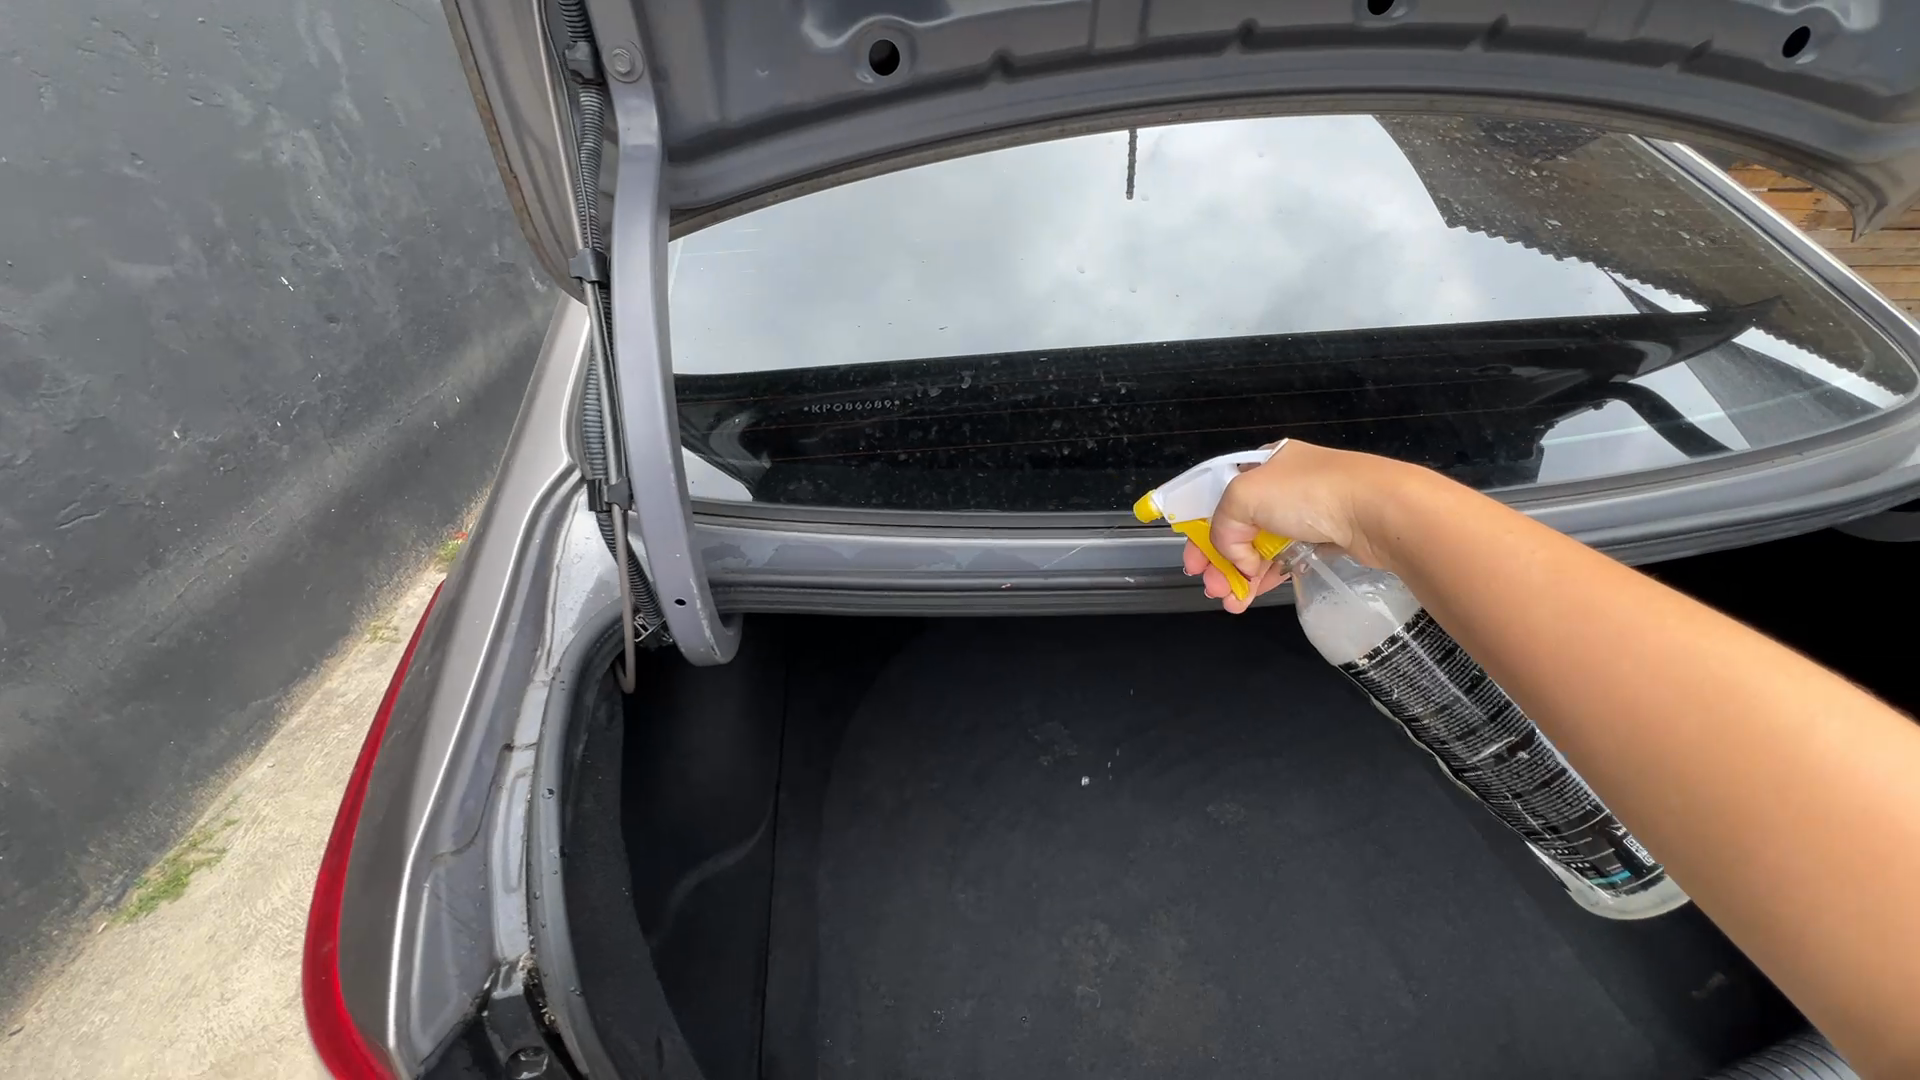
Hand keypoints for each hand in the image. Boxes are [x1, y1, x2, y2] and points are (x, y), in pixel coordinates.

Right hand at [1183, 440, 1416, 611]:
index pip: (1216, 498)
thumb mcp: (1243, 496)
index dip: (1199, 530)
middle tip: (1210, 587)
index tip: (1191, 562)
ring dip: (1239, 575)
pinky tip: (1251, 596)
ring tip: (1230, 602)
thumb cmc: (1308, 494)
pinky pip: (1284, 559)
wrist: (1382, 511)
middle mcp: (1281, 485)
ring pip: (1259, 547)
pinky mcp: (1324, 537)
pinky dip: (1265, 578)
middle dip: (1218, 560)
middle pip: (1235, 526)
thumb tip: (1239, 559)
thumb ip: (1223, 527)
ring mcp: (1304, 512)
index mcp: (1261, 464)